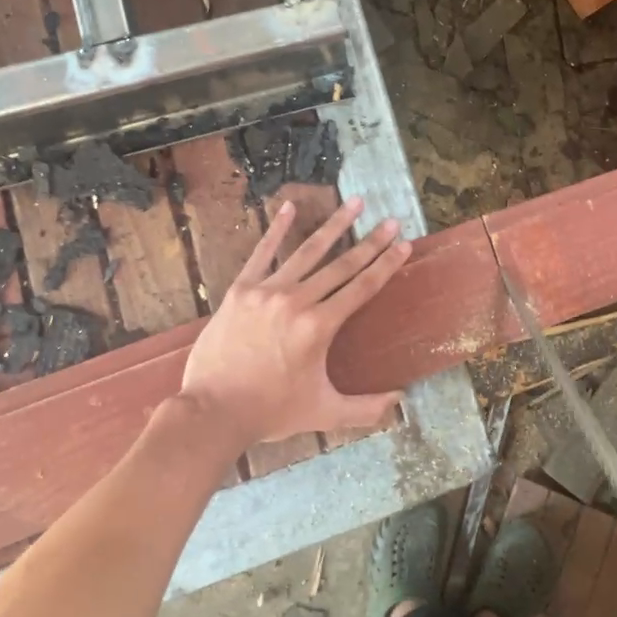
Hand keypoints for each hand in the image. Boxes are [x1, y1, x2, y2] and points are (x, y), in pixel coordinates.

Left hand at [177, 197, 410, 447]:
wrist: (212, 411)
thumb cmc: (271, 413)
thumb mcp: (324, 413)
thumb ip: (366, 410)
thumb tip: (401, 401)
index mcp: (319, 327)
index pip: (362, 288)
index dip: (386, 265)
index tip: (404, 244)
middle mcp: (297, 302)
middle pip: (342, 265)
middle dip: (371, 241)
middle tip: (391, 221)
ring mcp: (267, 292)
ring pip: (308, 252)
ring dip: (334, 226)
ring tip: (355, 203)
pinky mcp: (241, 290)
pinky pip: (262, 253)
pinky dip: (277, 230)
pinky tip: (289, 207)